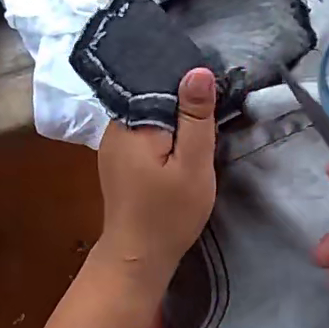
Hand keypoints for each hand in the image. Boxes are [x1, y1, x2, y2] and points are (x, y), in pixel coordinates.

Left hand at [95, 67, 218, 277]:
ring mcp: (114, 142)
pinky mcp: (119, 157)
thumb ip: (196, 117)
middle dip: (182, 99)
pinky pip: (145, 129)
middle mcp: (115, 125)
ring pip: (150, 112)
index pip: (159, 80)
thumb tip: (199, 71)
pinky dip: (165, 131)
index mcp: (130, 122)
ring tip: (202, 120)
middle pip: (153, 95)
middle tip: (213, 108)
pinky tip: (182, 140)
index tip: (214, 91)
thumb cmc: (169, 213)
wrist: (139, 256)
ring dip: (174, 115)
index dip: (188, 81)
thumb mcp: (193, 164)